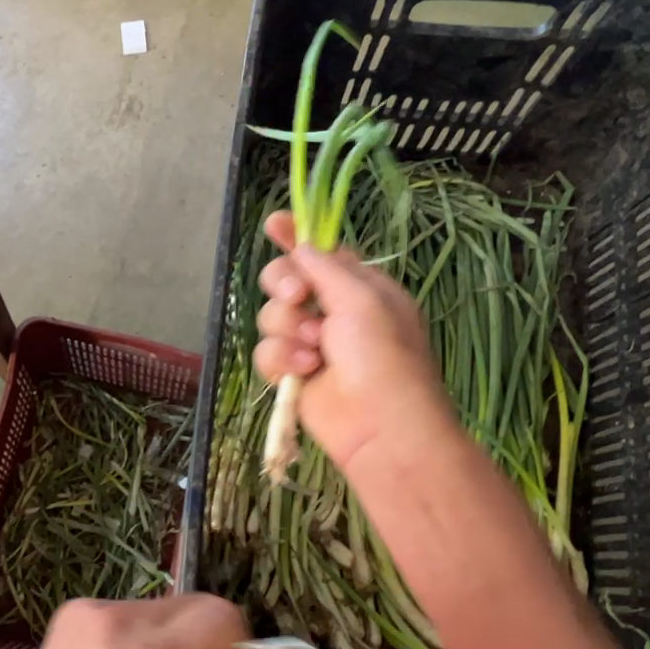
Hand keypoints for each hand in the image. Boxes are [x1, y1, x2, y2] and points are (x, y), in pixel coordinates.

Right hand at [254, 211, 458, 472]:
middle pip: (285, 279)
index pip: (322, 253)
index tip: (273, 223)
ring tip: (314, 350)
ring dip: (289, 330)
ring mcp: (309, 342)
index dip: (295, 237)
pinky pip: (266, 351)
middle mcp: (332, 311)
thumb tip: (300, 247)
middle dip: (284, 285)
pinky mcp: (291, 372)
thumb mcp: (362, 299)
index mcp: (359, 288)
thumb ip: (325, 267)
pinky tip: (304, 371)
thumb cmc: (383, 355)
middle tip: (297, 297)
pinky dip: (282, 359)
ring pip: (271, 316)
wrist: (380, 425)